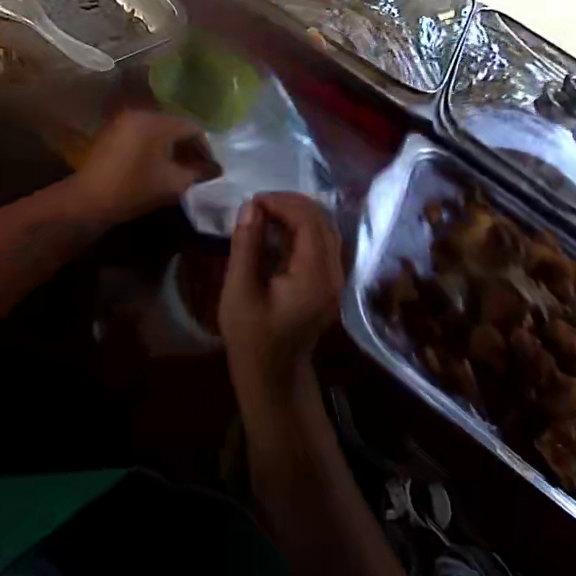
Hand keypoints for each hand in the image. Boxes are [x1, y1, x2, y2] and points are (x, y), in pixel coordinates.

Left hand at [70, 110, 214, 225]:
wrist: (89, 200)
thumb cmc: (135, 189)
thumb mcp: (174, 184)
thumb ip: (199, 173)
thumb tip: (214, 170)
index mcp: (157, 122)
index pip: (193, 128)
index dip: (206, 149)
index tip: (212, 169)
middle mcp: (140, 114)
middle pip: (174, 126)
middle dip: (189, 148)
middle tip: (198, 169)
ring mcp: (122, 122)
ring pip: (157, 131)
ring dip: (171, 148)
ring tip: (179, 169)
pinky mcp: (111, 133)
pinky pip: (141, 135)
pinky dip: (153, 147)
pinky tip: (156, 166)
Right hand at [219, 193, 344, 396]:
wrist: (273, 374)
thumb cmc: (251, 337)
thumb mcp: (239, 291)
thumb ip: (247, 246)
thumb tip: (251, 207)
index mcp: (314, 278)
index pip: (309, 223)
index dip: (283, 203)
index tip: (253, 201)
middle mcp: (333, 275)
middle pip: (323, 222)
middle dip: (291, 204)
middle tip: (257, 204)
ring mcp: (336, 279)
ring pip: (326, 230)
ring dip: (298, 214)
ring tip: (265, 213)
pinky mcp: (329, 282)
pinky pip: (323, 243)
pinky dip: (302, 228)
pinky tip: (278, 230)